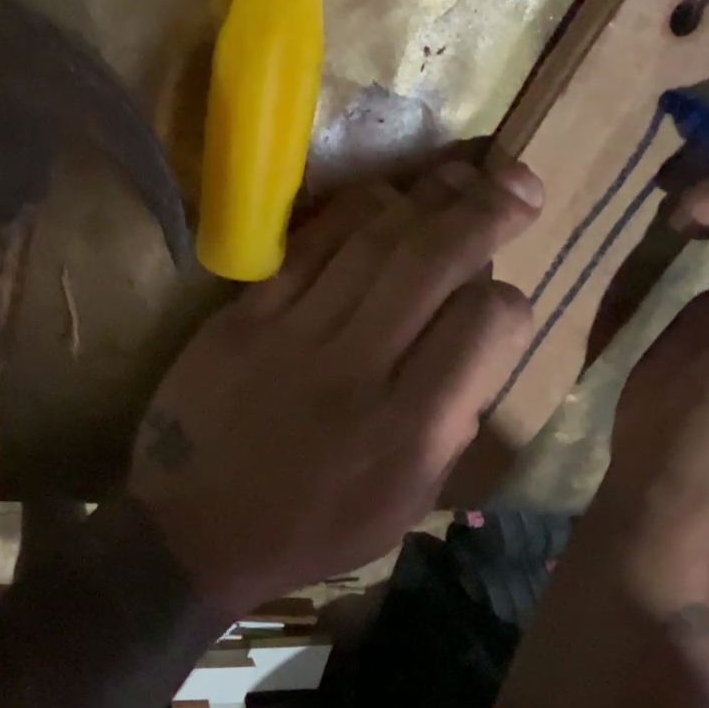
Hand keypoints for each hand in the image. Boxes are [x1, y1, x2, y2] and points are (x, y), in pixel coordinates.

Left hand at [128, 156, 543, 614]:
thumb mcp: (401, 507)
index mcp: (408, 433)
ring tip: (458, 175)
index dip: (509, 298)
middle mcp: (355, 374)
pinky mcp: (241, 318)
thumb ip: (447, 425)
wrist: (190, 532)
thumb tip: (475, 344)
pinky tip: (380, 197)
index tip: (503, 294)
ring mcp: (291, 338)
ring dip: (422, 198)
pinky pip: (304, 248)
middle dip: (483, 215)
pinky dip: (348, 214)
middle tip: (518, 183)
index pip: (484, 326)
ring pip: (369, 242)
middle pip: (430, 265)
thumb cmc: (307, 529)